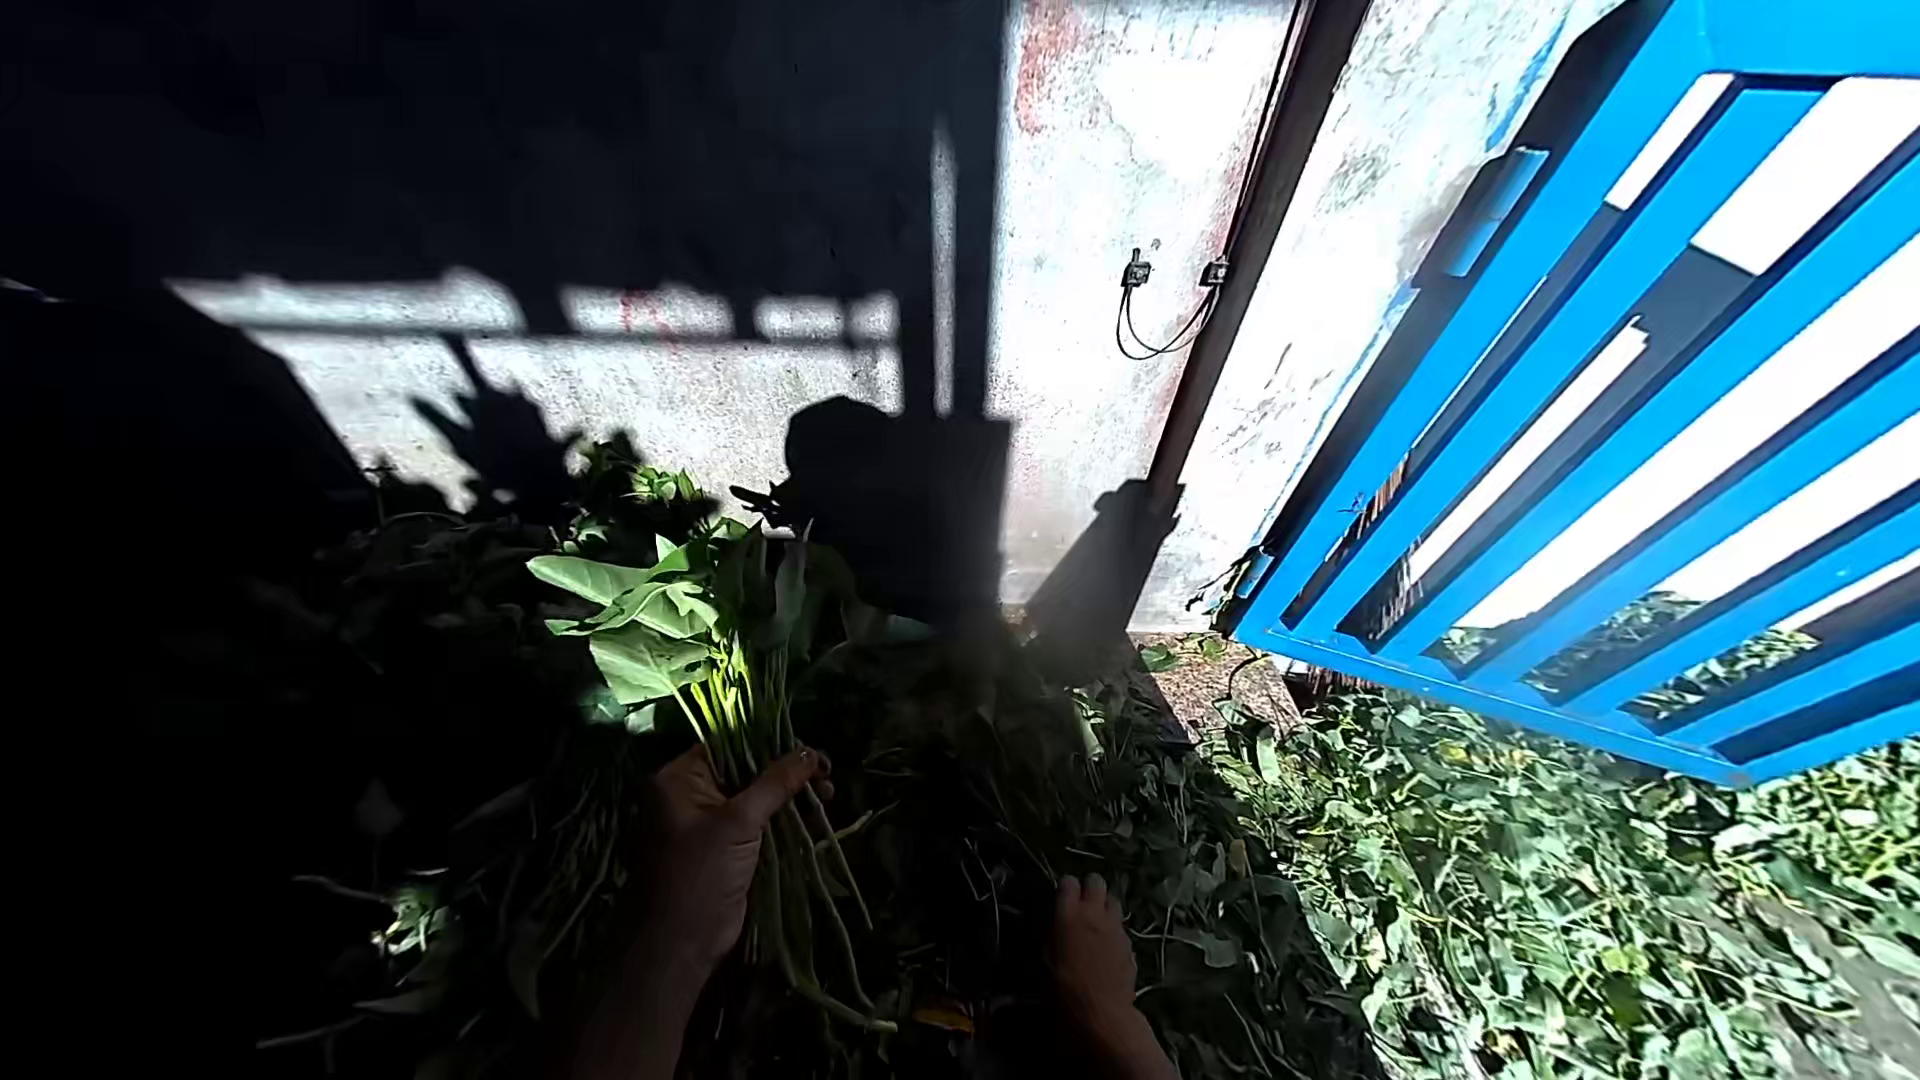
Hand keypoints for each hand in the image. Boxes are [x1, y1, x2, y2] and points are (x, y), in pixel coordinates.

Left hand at [573, 745, 826, 1079]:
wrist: (679, 948)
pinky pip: (763, 820)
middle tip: (825, 772)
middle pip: (750, 768)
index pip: (731, 743)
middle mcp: (694, 793)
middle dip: (789, 770)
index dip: (771, 741)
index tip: (808, 746)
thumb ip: (776, 781)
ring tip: (828, 792)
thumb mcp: (739, 821)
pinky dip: (788, 816)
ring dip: (794, 793)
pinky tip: (817, 812)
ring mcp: (713, 822)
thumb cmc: (699, 873)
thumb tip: (811, 751)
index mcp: (682, 778)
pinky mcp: (730, 846)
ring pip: (761, 795)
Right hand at [1051, 874, 1177, 1079]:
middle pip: (1096, 880)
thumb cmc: (1065, 992)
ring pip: (1113, 900)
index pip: (1069, 881)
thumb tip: (1050, 923)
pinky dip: (1115, 932)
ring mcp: (1115, 928)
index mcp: (1068, 914)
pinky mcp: (1130, 946)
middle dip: (1089, 889)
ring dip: (1105, 907)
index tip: (1061, 898)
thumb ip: (1050, 933)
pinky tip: (1109, 949)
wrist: (1104, 1019)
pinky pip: (1122, 929)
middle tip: (1082, 905)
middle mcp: (1093, 914)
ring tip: (1097, 923)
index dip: (1065, 888)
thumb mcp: (1045, 961)